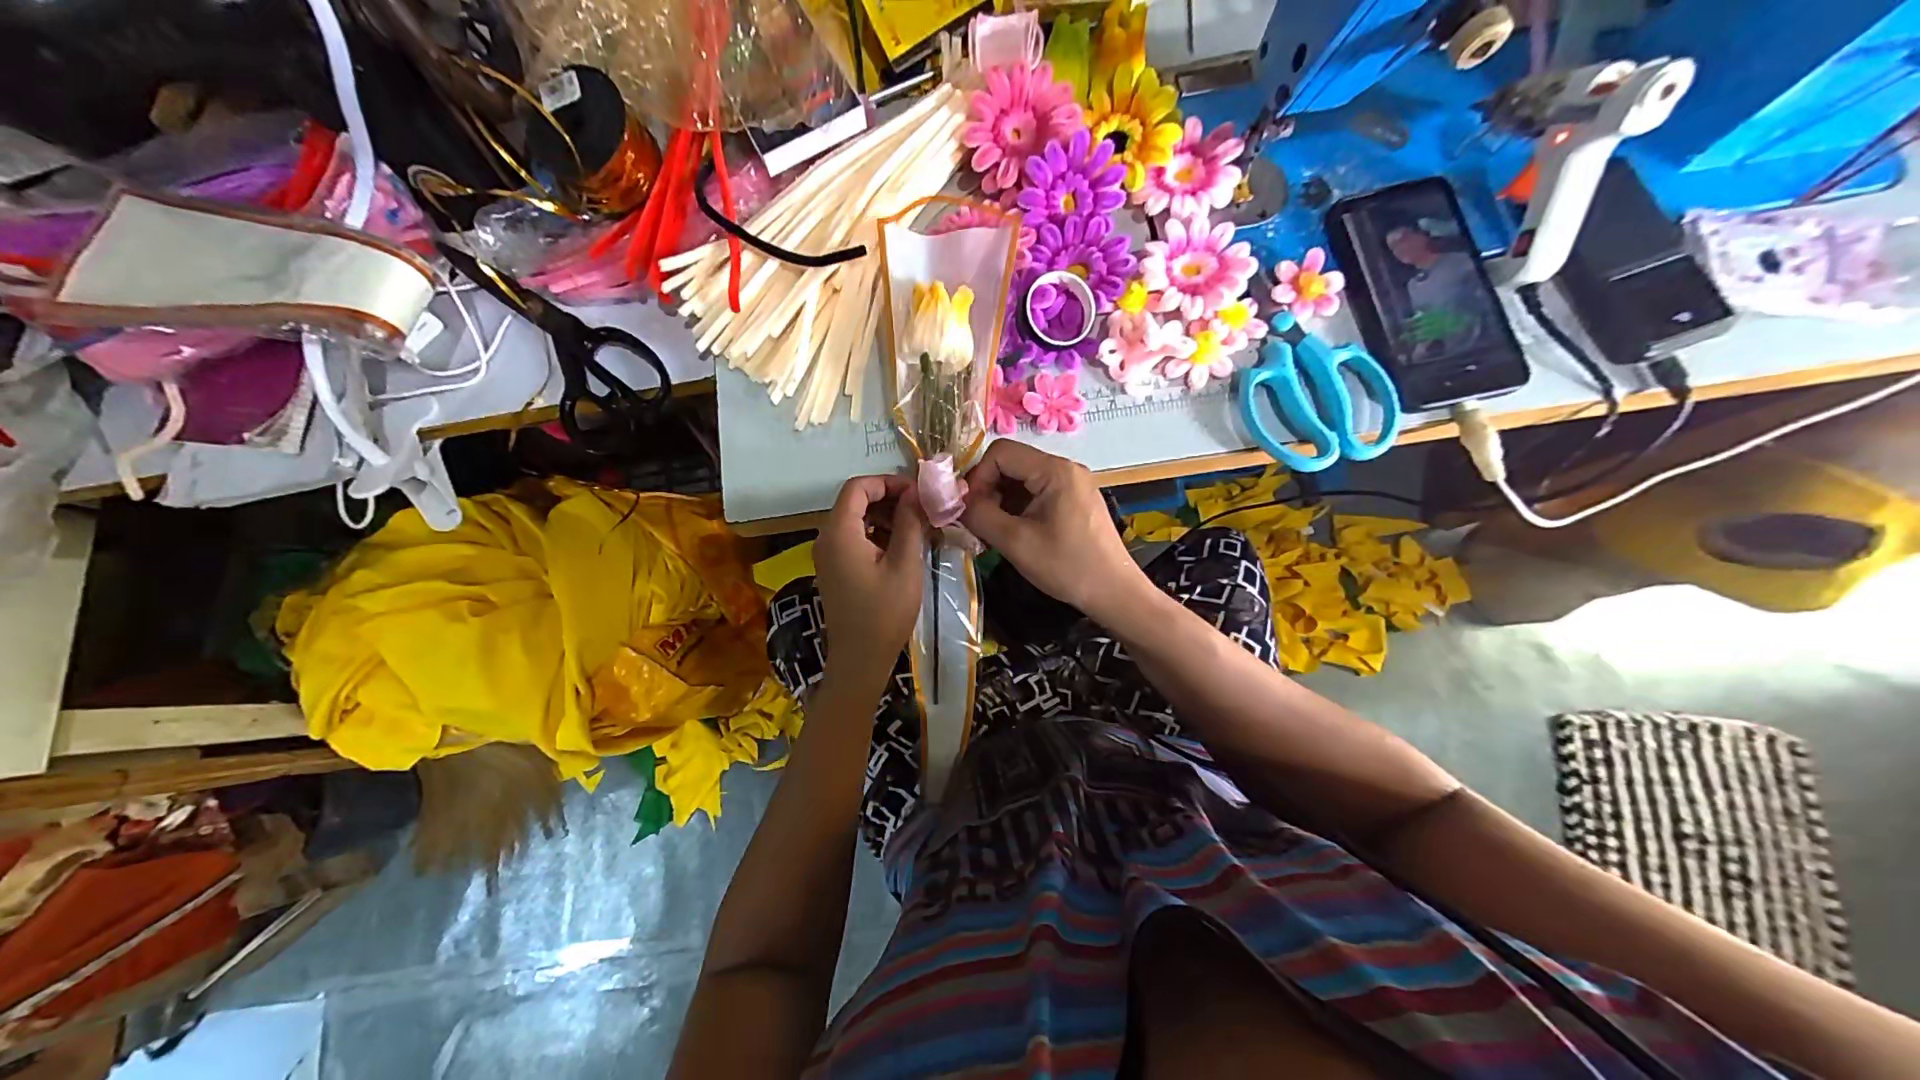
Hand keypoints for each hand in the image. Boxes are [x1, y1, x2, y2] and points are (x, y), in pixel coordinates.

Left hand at [815, 474, 927, 682]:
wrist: (860, 660)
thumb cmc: (884, 613)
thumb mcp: (905, 564)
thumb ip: (909, 522)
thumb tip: (917, 492)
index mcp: (839, 532)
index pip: (858, 487)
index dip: (888, 482)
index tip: (918, 492)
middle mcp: (826, 538)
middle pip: (855, 501)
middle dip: (890, 499)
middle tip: (923, 508)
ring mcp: (828, 555)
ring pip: (856, 520)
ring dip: (886, 517)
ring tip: (919, 526)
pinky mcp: (835, 569)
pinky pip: (854, 538)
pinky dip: (877, 534)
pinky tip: (903, 546)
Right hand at [960, 440, 1150, 621]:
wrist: (1114, 592)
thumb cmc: (1067, 566)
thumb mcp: (1015, 542)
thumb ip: (979, 515)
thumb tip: (954, 500)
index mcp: (1054, 470)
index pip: (1000, 453)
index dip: (977, 477)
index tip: (969, 508)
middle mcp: (1065, 468)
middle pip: (1011, 464)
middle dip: (988, 490)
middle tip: (978, 522)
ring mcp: (1073, 484)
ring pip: (1022, 480)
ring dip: (1001, 502)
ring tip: (993, 532)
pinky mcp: (1075, 501)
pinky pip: (1037, 493)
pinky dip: (1018, 509)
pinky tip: (1013, 534)